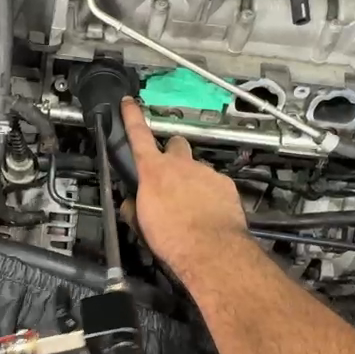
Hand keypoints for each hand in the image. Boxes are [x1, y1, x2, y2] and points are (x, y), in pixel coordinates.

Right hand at [121, 99, 249, 276]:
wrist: (211, 250)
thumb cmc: (172, 238)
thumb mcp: (141, 223)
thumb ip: (134, 206)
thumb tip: (130, 204)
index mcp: (154, 171)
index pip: (138, 135)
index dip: (132, 116)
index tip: (130, 103)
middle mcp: (181, 165)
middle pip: (175, 144)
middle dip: (171, 154)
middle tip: (169, 174)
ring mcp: (206, 172)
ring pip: (196, 167)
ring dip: (192, 179)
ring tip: (191, 205)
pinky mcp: (225, 184)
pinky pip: (214, 183)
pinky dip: (210, 193)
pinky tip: (208, 212)